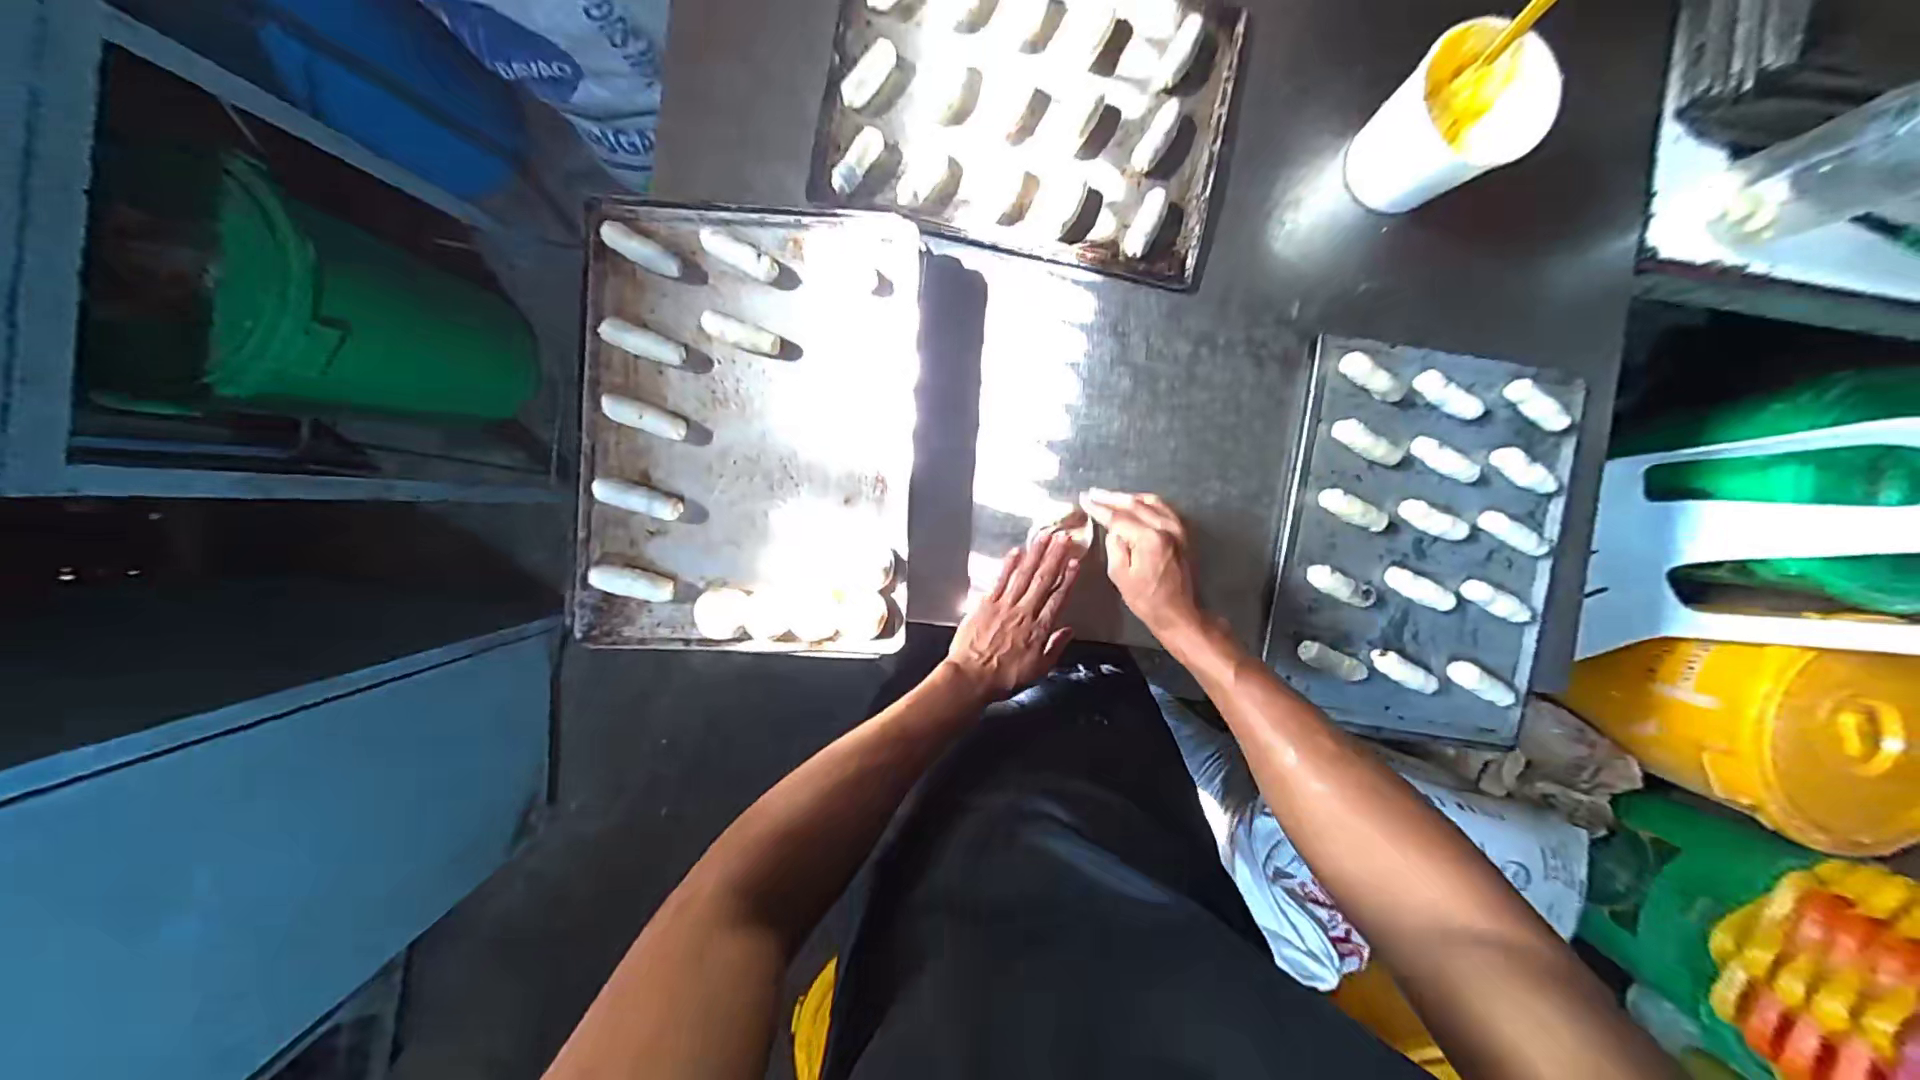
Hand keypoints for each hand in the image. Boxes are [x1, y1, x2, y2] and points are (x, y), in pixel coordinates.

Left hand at [944, 530, 1081, 698]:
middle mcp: (1024, 613)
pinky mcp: (986, 604)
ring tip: (1045, 536)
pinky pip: (1000, 580)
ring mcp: (1004, 606)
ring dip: (1035, 554)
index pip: (1058, 598)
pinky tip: (1017, 551)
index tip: (1075, 562)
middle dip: (1055, 557)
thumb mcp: (1038, 670)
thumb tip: (1069, 630)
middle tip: (1064, 538)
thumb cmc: (1004, 678)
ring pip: (1024, 575)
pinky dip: (1009, 565)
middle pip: (1043, 580)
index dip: (1068, 578)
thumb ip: (1055, 648)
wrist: (971, 677)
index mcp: (1039, 629)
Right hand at [1079, 489, 1203, 636]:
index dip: (1099, 508)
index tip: (1084, 500)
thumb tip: (1113, 530)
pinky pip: (1163, 508)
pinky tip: (1135, 503)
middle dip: (1111, 498)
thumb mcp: (1119, 575)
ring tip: (1110, 496)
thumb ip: (1114, 547)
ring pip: (1151, 502)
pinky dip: (1147, 502)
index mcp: (1149, 538)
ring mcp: (1177, 528)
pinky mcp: (1182, 533)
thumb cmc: (1145, 599)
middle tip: (1093, 493)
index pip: (1118, 517)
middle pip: (1134, 504)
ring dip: (1129, 497)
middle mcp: (1166, 528)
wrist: (1177, 611)